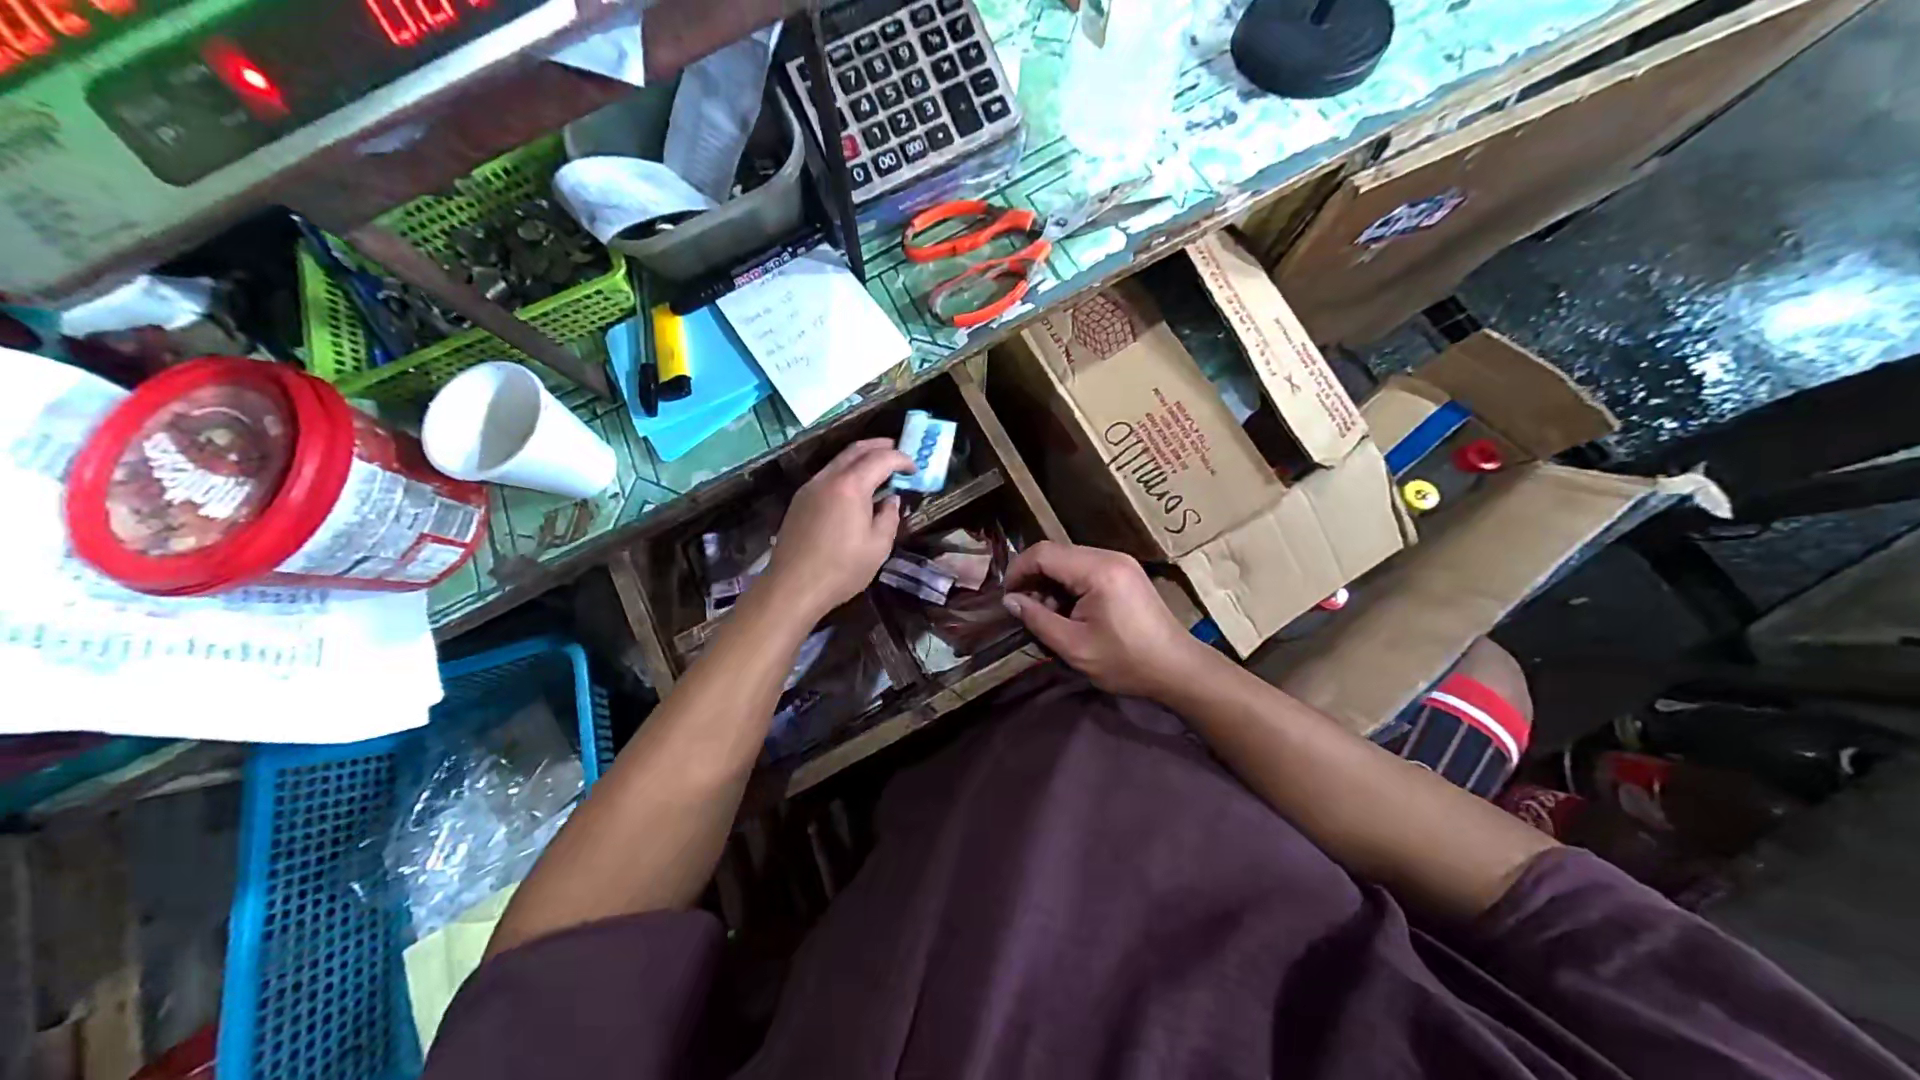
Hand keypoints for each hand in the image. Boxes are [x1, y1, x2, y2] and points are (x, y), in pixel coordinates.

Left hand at [760, 439, 914, 621]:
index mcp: (850, 486)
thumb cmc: (841, 570)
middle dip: (879, 447)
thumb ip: (889, 517)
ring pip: (838, 461)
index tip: (915, 468)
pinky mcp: (799, 501)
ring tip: (879, 468)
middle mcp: (827, 479)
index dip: (901, 459)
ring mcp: (809, 488)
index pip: (881, 459)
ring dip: (860, 458)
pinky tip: (855, 488)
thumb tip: (891, 500)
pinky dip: (846, 472)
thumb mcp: (878, 547)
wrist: (793, 587)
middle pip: (855, 450)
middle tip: (898, 451)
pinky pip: (827, 475)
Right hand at [1002, 540, 1217, 701]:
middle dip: (1033, 577)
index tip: (1008, 597)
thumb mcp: (1074, 646)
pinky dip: (1068, 584)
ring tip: (1046, 614)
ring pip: (1069, 560)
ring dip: (1050, 582)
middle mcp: (1109, 556)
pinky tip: (1068, 610)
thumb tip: (1010, 601)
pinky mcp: (1125, 572)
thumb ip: (1038, 619)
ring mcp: (1120, 562)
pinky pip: (1085, 567)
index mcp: (1098, 570)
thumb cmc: (1125, 661)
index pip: (1043, 553)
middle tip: (1025, 609)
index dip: (1018, 570)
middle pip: (1056, 553)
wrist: (1177, 669)